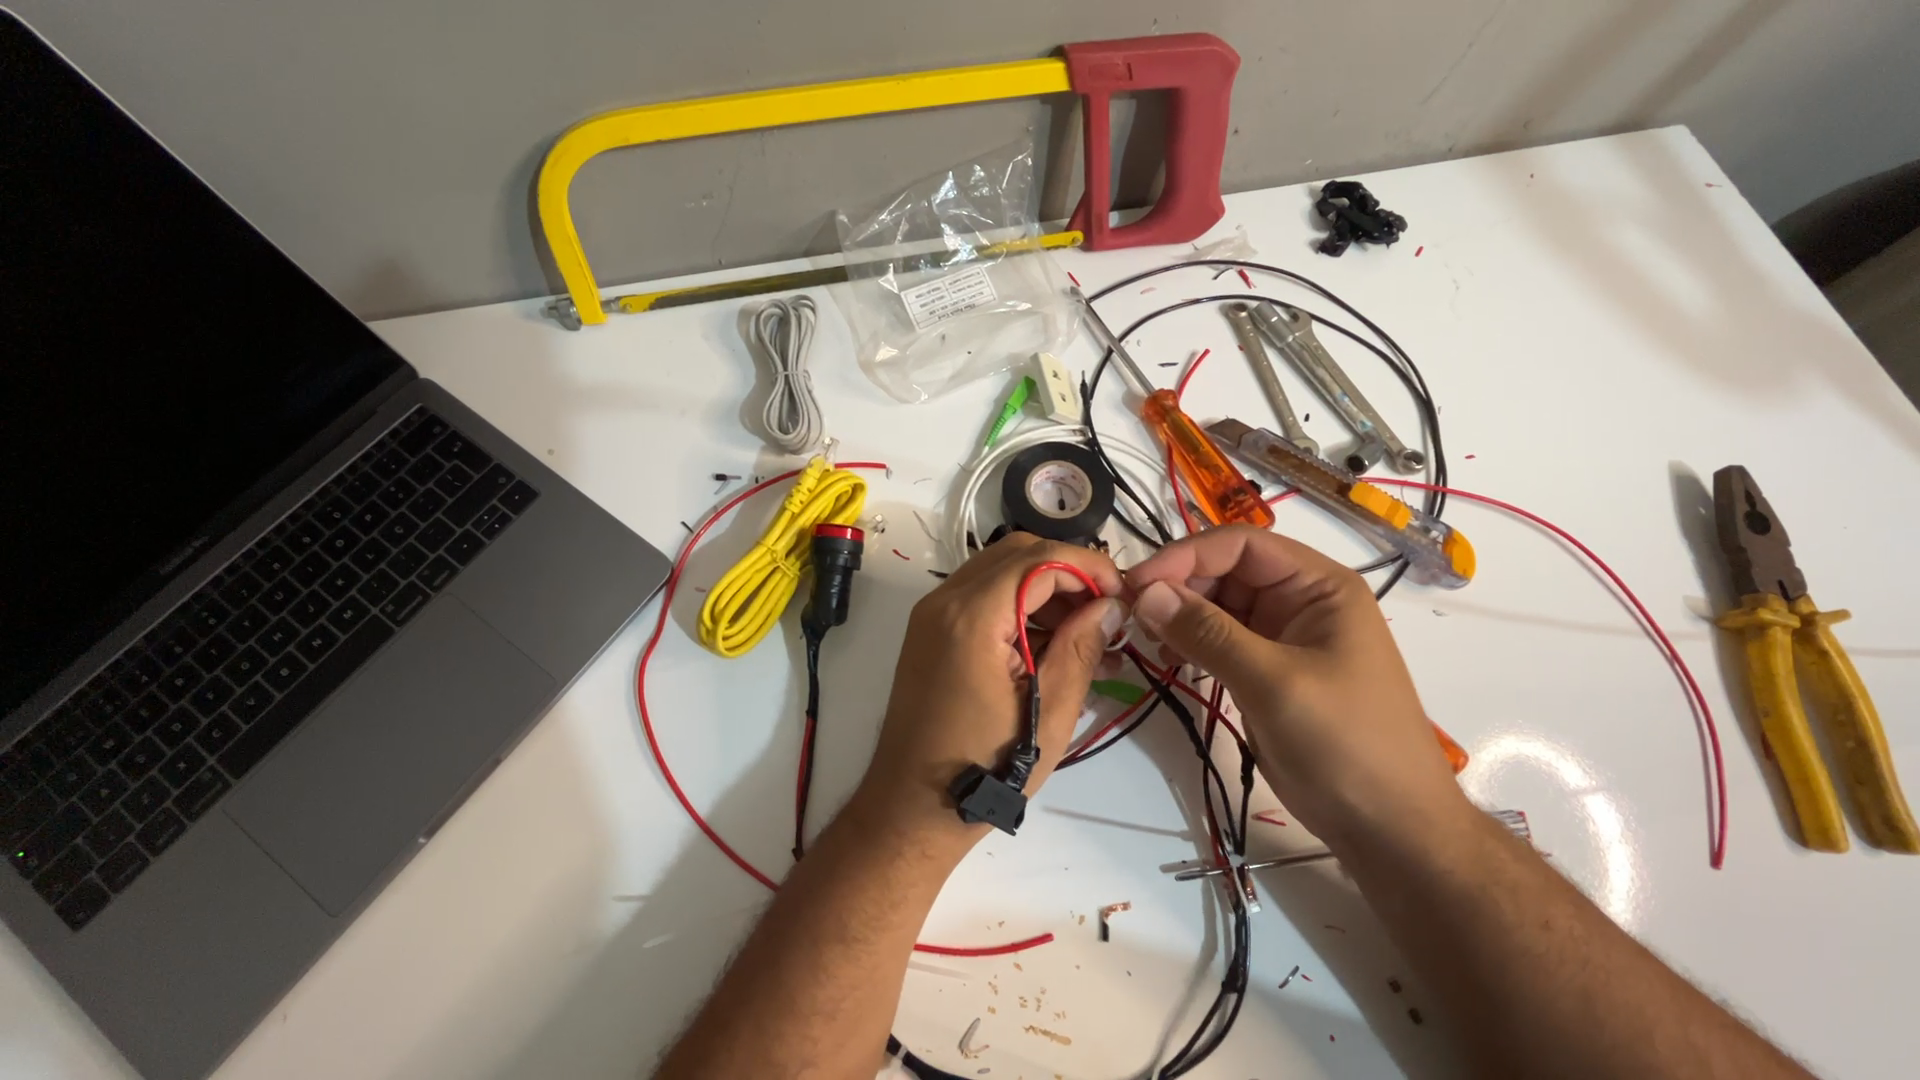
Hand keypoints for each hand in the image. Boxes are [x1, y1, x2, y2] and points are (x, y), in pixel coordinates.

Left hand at [854, 534, 1125, 852]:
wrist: (912, 807)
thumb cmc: (985, 767)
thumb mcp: (1048, 712)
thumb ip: (1080, 647)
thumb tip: (1112, 605)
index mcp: (971, 616)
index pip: (1041, 559)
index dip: (1090, 568)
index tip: (1125, 598)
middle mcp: (944, 601)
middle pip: (1019, 554)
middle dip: (1070, 574)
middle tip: (1108, 613)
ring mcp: (933, 615)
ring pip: (1001, 573)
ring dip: (1048, 592)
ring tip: (1091, 637)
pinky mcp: (932, 633)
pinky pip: (983, 599)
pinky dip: (1021, 609)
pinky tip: (1056, 647)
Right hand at [1125, 526, 1468, 846]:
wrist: (1387, 825)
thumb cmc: (1344, 744)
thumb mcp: (1273, 684)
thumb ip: (1208, 634)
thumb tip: (1146, 593)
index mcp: (1319, 586)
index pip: (1241, 545)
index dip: (1185, 556)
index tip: (1137, 584)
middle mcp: (1301, 600)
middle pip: (1226, 571)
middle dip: (1178, 586)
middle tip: (1133, 616)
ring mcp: (1284, 637)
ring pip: (1218, 605)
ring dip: (1180, 615)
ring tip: (1147, 639)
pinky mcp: (1268, 671)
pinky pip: (1220, 640)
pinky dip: (1191, 643)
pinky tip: (1169, 658)